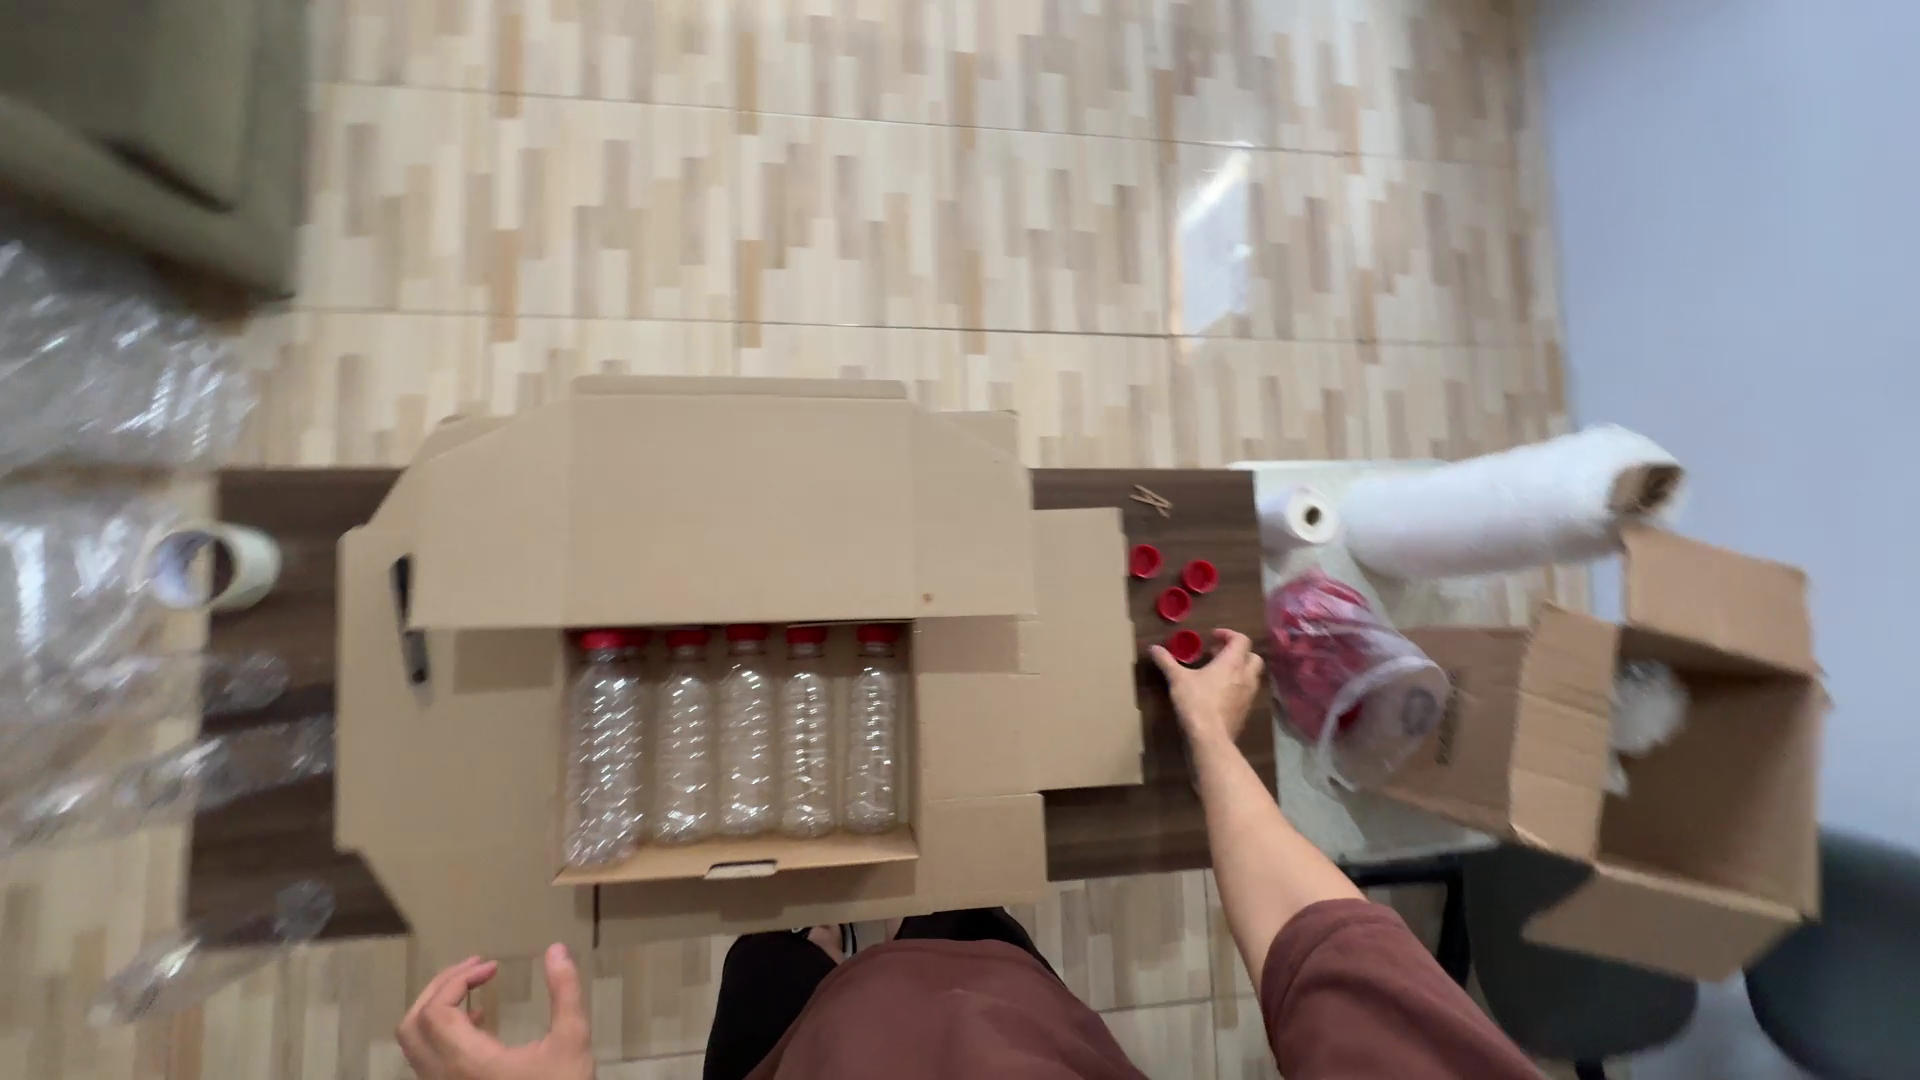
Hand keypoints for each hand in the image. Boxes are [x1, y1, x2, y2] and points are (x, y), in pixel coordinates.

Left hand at [397, 944, 592, 1079]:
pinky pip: (426, 1058)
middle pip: (412, 1025)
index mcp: (467, 1062)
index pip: (435, 1012)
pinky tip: (480, 1019)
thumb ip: (564, 991)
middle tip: (477, 967)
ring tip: (474, 985)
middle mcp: (441, 1079)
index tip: (494, 967)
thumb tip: (556, 949)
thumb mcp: (572, 1039)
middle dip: (441, 986)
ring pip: (413, 1044)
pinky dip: (441, 1028)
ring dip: (438, 1006)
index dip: (458, 979)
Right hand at [1150, 629, 1265, 749]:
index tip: (1212, 637)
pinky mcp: (1246, 710)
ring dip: (1239, 669)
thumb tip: (1153, 648)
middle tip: (1218, 655)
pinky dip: (1237, 686)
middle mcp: (1245, 676)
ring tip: (1218, 673)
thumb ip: (1166, 661)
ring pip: (1252, 675)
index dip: (1228, 634)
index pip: (1241, 640)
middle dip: (1238, 652)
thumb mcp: (1177, 679)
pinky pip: (1247, 691)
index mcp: (1232, 663)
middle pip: (1252, 656)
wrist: (1210, 738)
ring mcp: (1249, 695)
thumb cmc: (1196, 702)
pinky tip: (1219, 693)